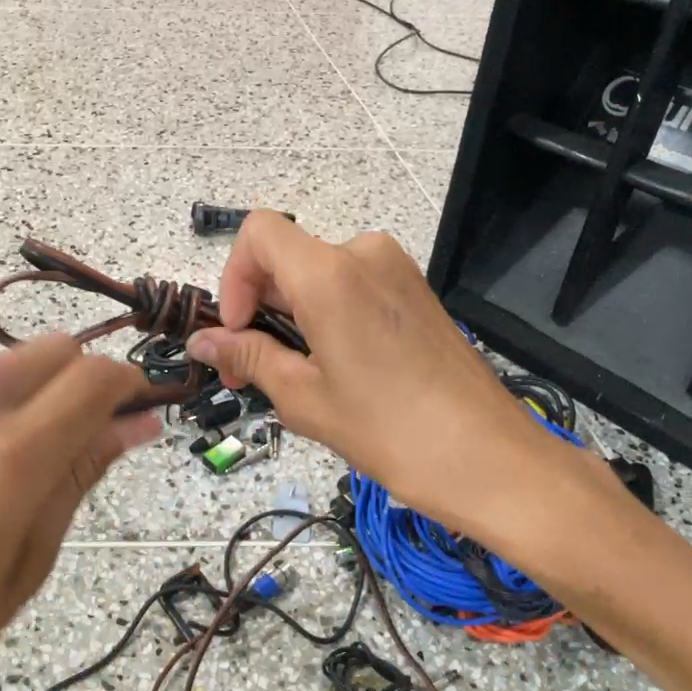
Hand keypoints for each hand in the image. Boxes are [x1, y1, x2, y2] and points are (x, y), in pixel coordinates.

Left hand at [0, 334, 157, 690]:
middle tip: (73, 438)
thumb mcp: (22, 571)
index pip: (94, 377)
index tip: (134, 410)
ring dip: (11, 403)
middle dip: (76, 381)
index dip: (127, 385)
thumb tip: (138, 424)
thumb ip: (79, 477)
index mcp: (3, 462)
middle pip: (47, 349)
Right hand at [186, 212, 622, 543]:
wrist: (489, 457)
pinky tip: (337, 369)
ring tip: (297, 379)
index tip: (239, 331)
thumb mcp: (305, 398)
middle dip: (258, 309)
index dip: (234, 278)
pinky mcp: (416, 291)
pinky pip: (353, 287)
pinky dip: (328, 316)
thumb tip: (202, 341)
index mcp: (331, 274)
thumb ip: (248, 356)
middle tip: (250, 372)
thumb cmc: (390, 431)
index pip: (258, 233)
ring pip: (318, 275)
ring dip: (292, 316)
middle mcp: (365, 255)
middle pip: (288, 257)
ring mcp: (397, 270)